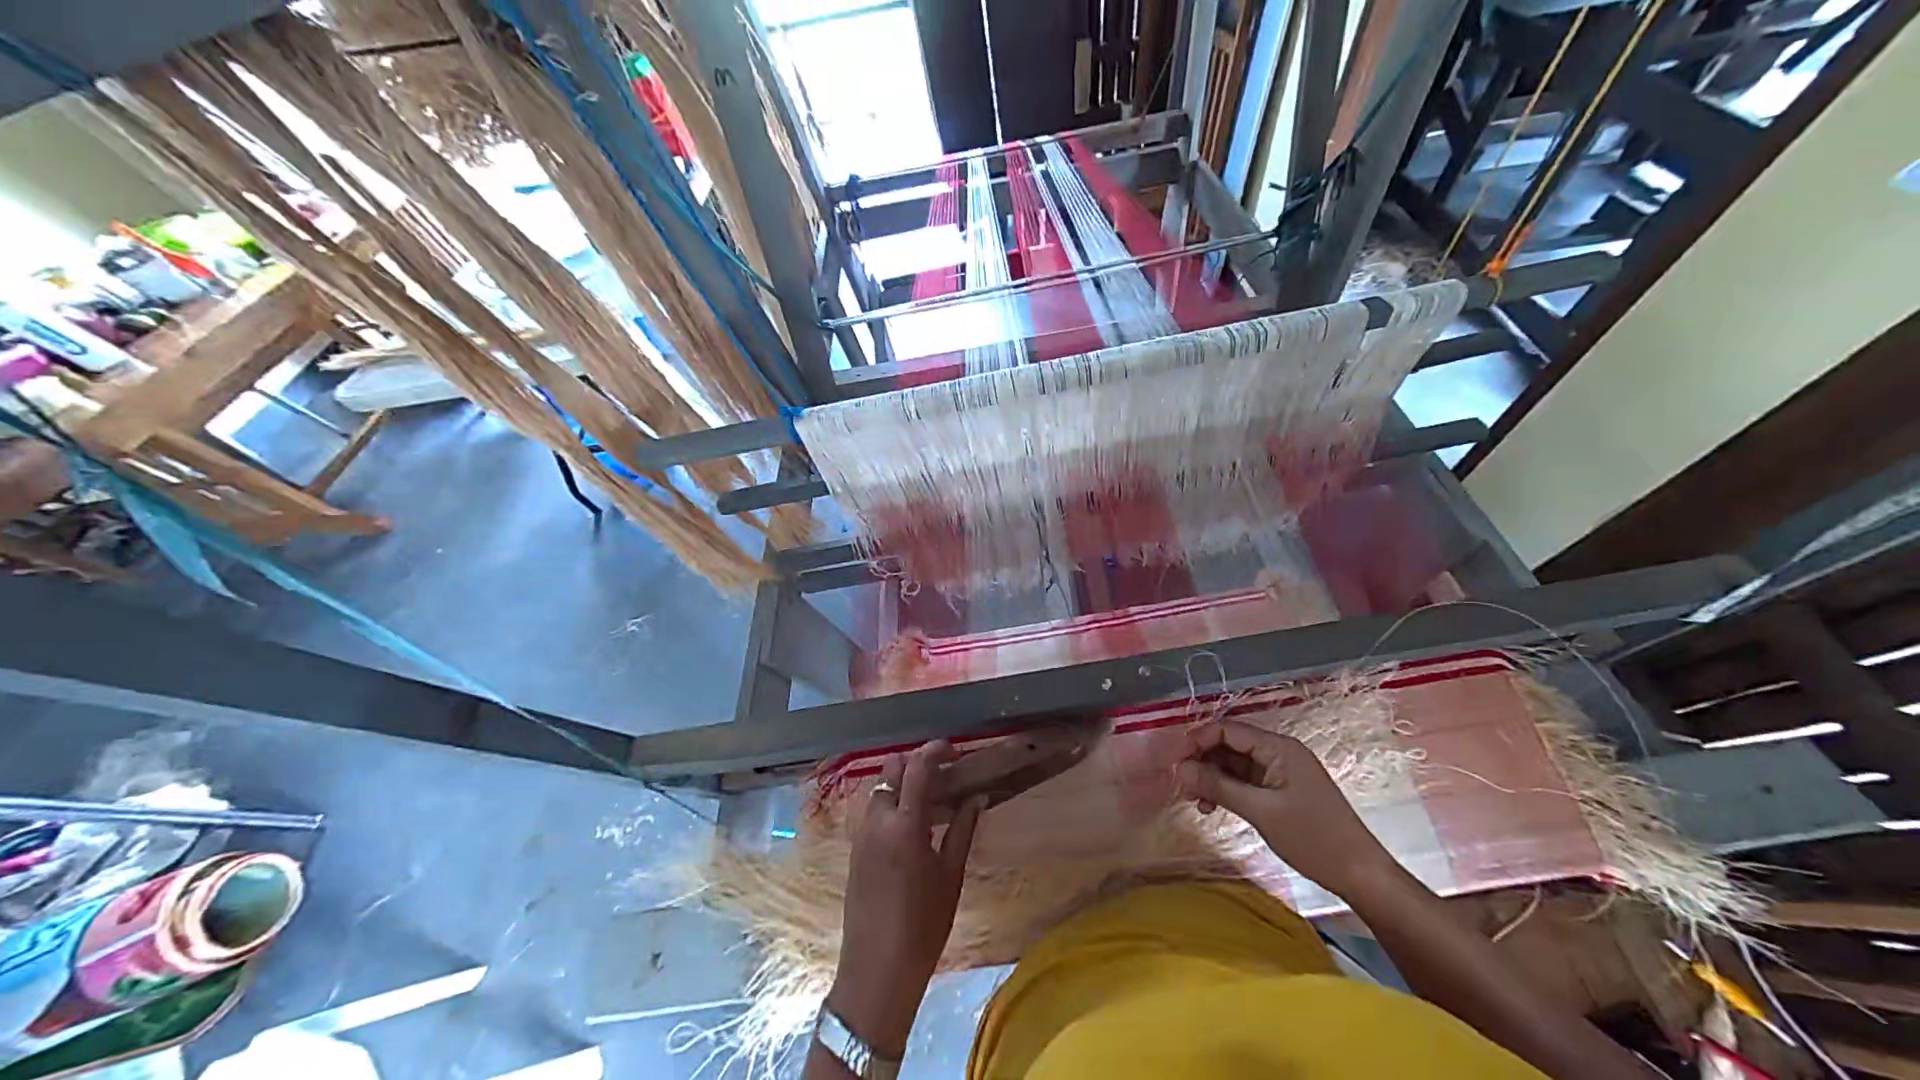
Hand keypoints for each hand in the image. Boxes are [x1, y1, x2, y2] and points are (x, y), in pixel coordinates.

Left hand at [828, 741, 984, 1058]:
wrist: (877, 968)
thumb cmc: (924, 924)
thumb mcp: (951, 875)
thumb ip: (963, 829)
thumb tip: (977, 796)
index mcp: (905, 824)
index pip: (917, 768)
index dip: (934, 750)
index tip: (952, 748)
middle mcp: (878, 821)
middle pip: (891, 771)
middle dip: (915, 762)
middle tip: (941, 772)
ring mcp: (861, 835)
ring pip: (879, 790)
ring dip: (900, 783)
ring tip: (928, 797)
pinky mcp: (854, 850)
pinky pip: (871, 812)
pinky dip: (889, 804)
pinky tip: (910, 822)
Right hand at [1174, 721, 1403, 900]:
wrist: (1359, 873)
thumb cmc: (1314, 838)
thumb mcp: (1261, 811)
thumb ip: (1218, 786)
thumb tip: (1180, 769)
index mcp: (1279, 747)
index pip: (1227, 729)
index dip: (1197, 741)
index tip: (1176, 764)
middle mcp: (1278, 752)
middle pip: (1229, 745)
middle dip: (1202, 761)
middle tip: (1182, 786)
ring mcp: (1280, 772)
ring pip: (1234, 764)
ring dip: (1211, 778)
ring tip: (1196, 802)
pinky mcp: (1281, 790)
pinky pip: (1244, 780)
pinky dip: (1226, 790)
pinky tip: (1213, 807)